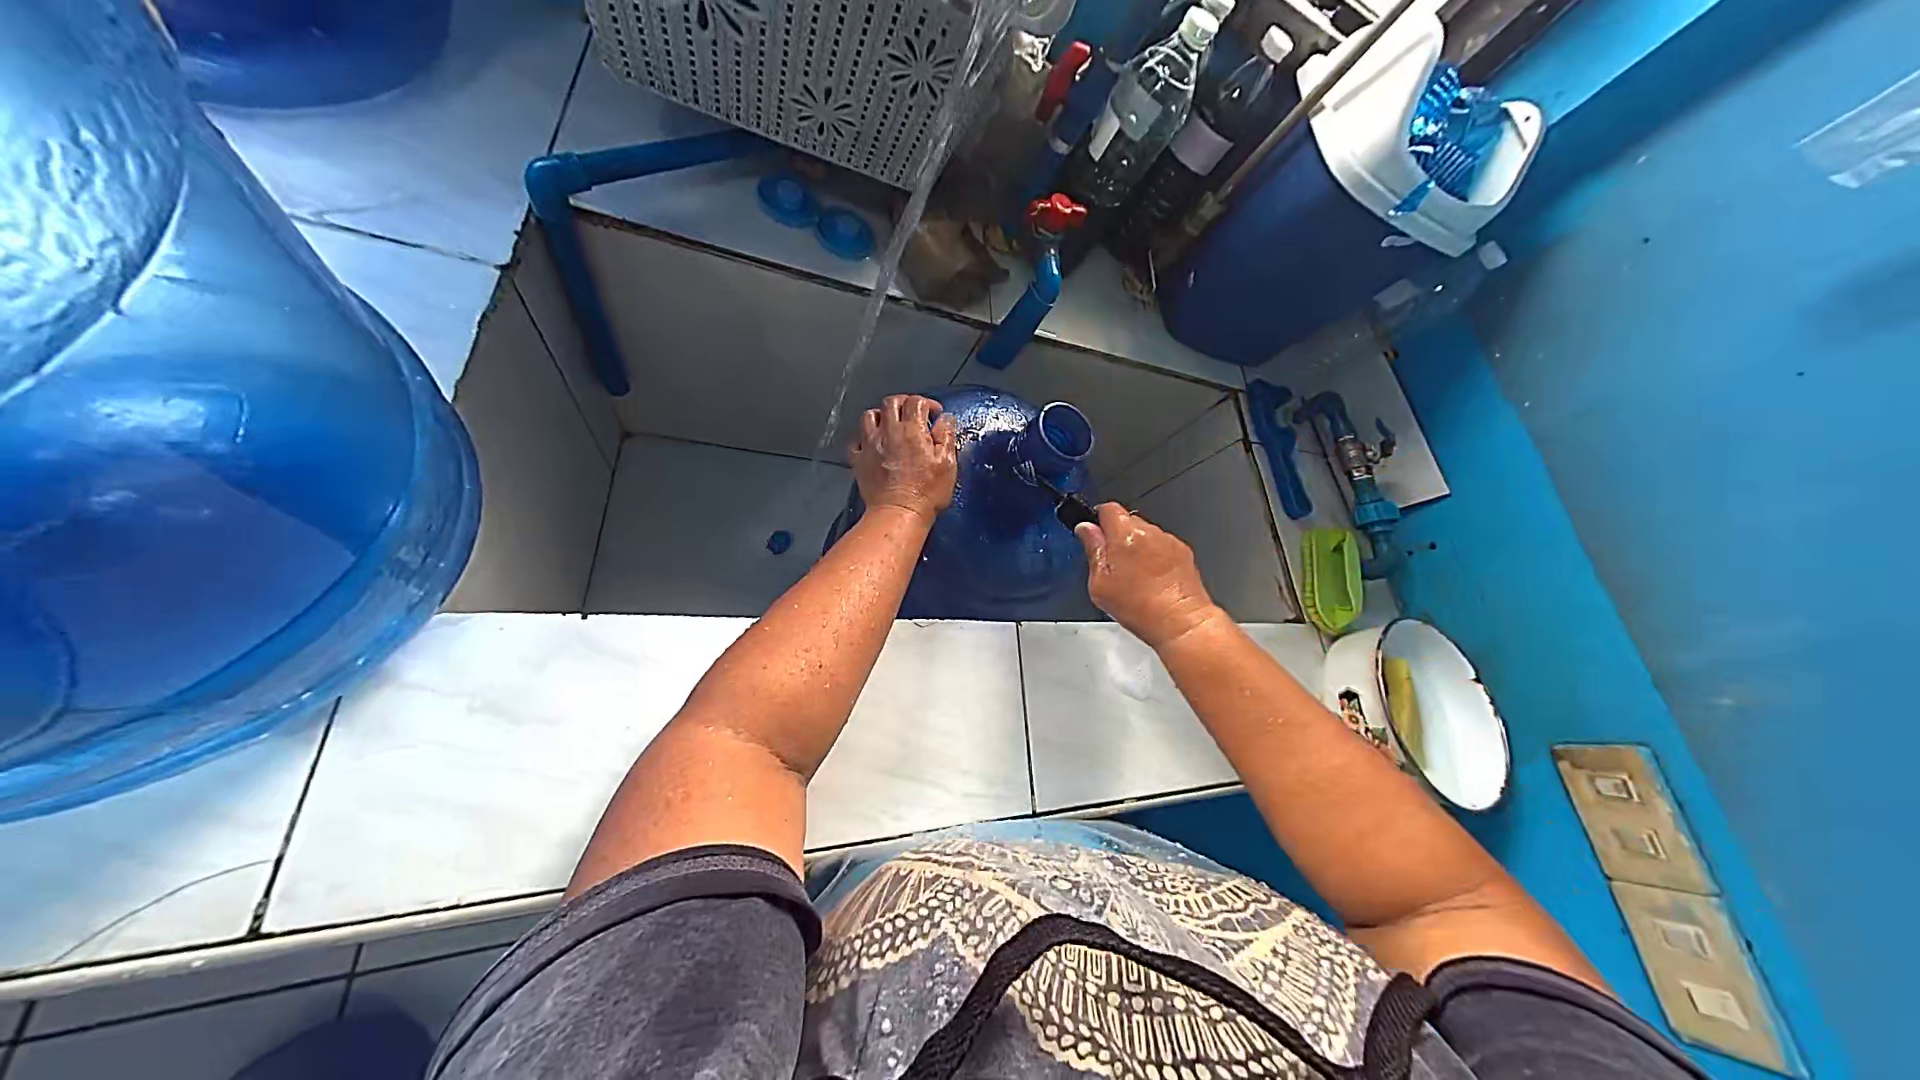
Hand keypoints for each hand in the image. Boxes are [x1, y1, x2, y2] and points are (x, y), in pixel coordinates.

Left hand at [849, 395, 958, 523]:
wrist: (899, 513)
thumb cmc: (926, 492)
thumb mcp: (947, 463)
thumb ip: (946, 436)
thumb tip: (945, 420)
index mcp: (912, 430)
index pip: (916, 402)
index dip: (928, 404)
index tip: (935, 414)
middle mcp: (888, 432)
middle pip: (891, 402)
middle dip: (904, 403)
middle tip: (912, 413)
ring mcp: (870, 446)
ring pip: (869, 416)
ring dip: (881, 416)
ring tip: (890, 424)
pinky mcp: (859, 461)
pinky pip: (856, 441)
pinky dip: (864, 438)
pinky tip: (872, 444)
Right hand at [1075, 503, 1225, 648]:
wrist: (1180, 621)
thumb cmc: (1141, 606)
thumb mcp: (1099, 583)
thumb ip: (1092, 550)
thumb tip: (1086, 530)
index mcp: (1124, 534)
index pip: (1107, 508)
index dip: (1097, 519)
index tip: (1093, 534)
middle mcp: (1149, 532)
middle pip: (1126, 520)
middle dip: (1117, 537)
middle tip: (1112, 564)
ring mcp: (1168, 541)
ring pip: (1145, 535)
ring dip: (1137, 548)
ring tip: (1133, 577)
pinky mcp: (1182, 553)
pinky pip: (1162, 547)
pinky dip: (1155, 558)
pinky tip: (1151, 580)